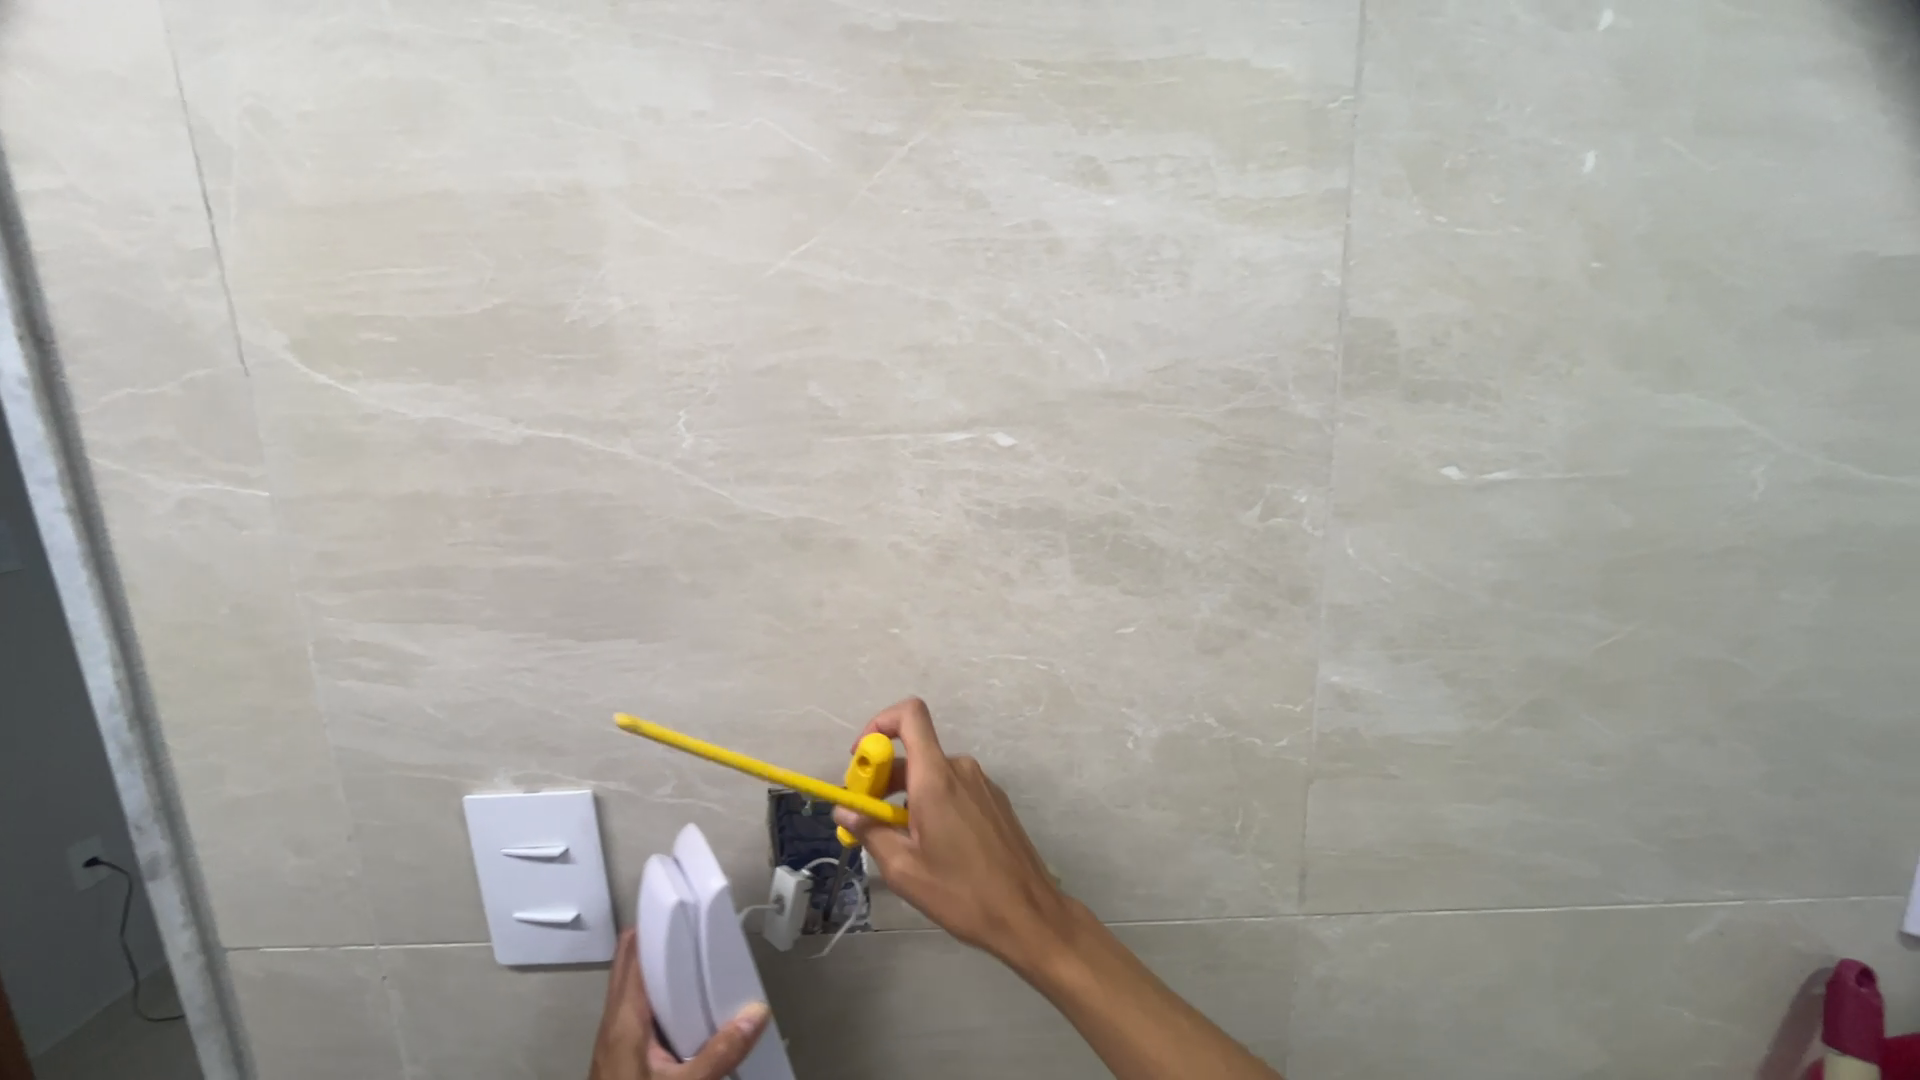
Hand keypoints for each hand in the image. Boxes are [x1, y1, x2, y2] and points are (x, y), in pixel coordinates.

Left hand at [589, 928, 769, 1079]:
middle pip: (628, 966)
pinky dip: (659, 997)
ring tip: (698, 960)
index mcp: (624, 1020)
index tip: (680, 905)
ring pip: (631, 989)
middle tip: (695, 928)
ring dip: (658, 971)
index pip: (631, 955)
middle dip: (657, 942)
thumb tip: (757, 1012)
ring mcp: (612, 1042)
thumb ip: (720, 1052)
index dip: (652, 925)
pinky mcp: (618, 1058)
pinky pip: (637, 1012)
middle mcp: (613, 1024)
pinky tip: (688, 1009)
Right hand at [832, 698, 1080, 968]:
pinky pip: (954, 789)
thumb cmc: (961, 892)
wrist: (1027, 914)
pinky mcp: (995, 802)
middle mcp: (961, 769)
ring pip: (933, 774)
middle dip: (884, 778)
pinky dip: (933, 804)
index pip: (910, 715)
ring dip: (907, 796)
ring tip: (899, 842)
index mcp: (936, 777)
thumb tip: (844, 811)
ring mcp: (982, 784)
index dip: (879, 724)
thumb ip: (870, 831)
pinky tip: (934, 847)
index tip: (860, 760)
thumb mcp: (904, 869)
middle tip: (867, 818)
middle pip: (915, 752)